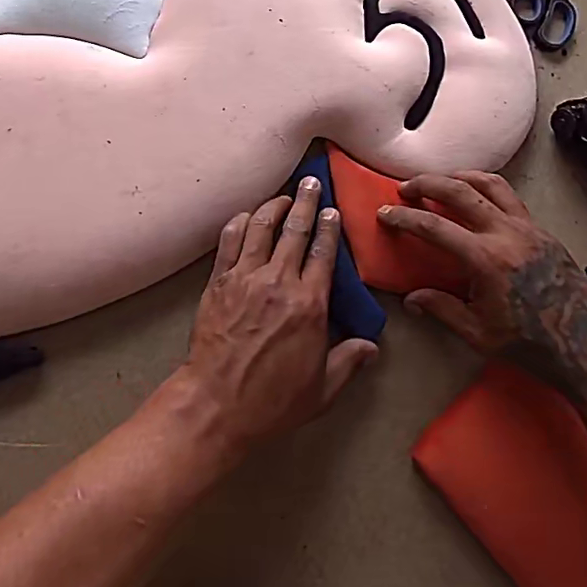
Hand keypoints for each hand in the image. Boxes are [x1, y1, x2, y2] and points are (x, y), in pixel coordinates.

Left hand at [169, 177, 377, 454]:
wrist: (216, 403)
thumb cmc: (271, 401)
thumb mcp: (322, 389)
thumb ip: (348, 361)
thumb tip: (370, 346)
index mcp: (309, 304)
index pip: (324, 252)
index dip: (329, 226)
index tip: (332, 210)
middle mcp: (278, 282)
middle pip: (295, 230)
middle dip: (306, 201)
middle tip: (311, 182)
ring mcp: (244, 278)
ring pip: (261, 227)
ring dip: (274, 206)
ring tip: (283, 195)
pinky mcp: (218, 282)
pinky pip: (229, 241)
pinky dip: (239, 222)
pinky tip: (246, 216)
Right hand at [378, 172, 586, 390]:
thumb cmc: (534, 347)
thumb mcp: (478, 334)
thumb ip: (441, 308)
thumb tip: (412, 298)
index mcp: (487, 260)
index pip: (434, 226)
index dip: (404, 217)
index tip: (386, 213)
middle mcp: (508, 235)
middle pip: (459, 190)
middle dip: (426, 183)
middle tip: (405, 188)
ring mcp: (530, 229)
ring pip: (490, 184)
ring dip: (459, 177)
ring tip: (440, 182)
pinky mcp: (544, 232)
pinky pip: (511, 198)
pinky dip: (486, 189)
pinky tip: (476, 199)